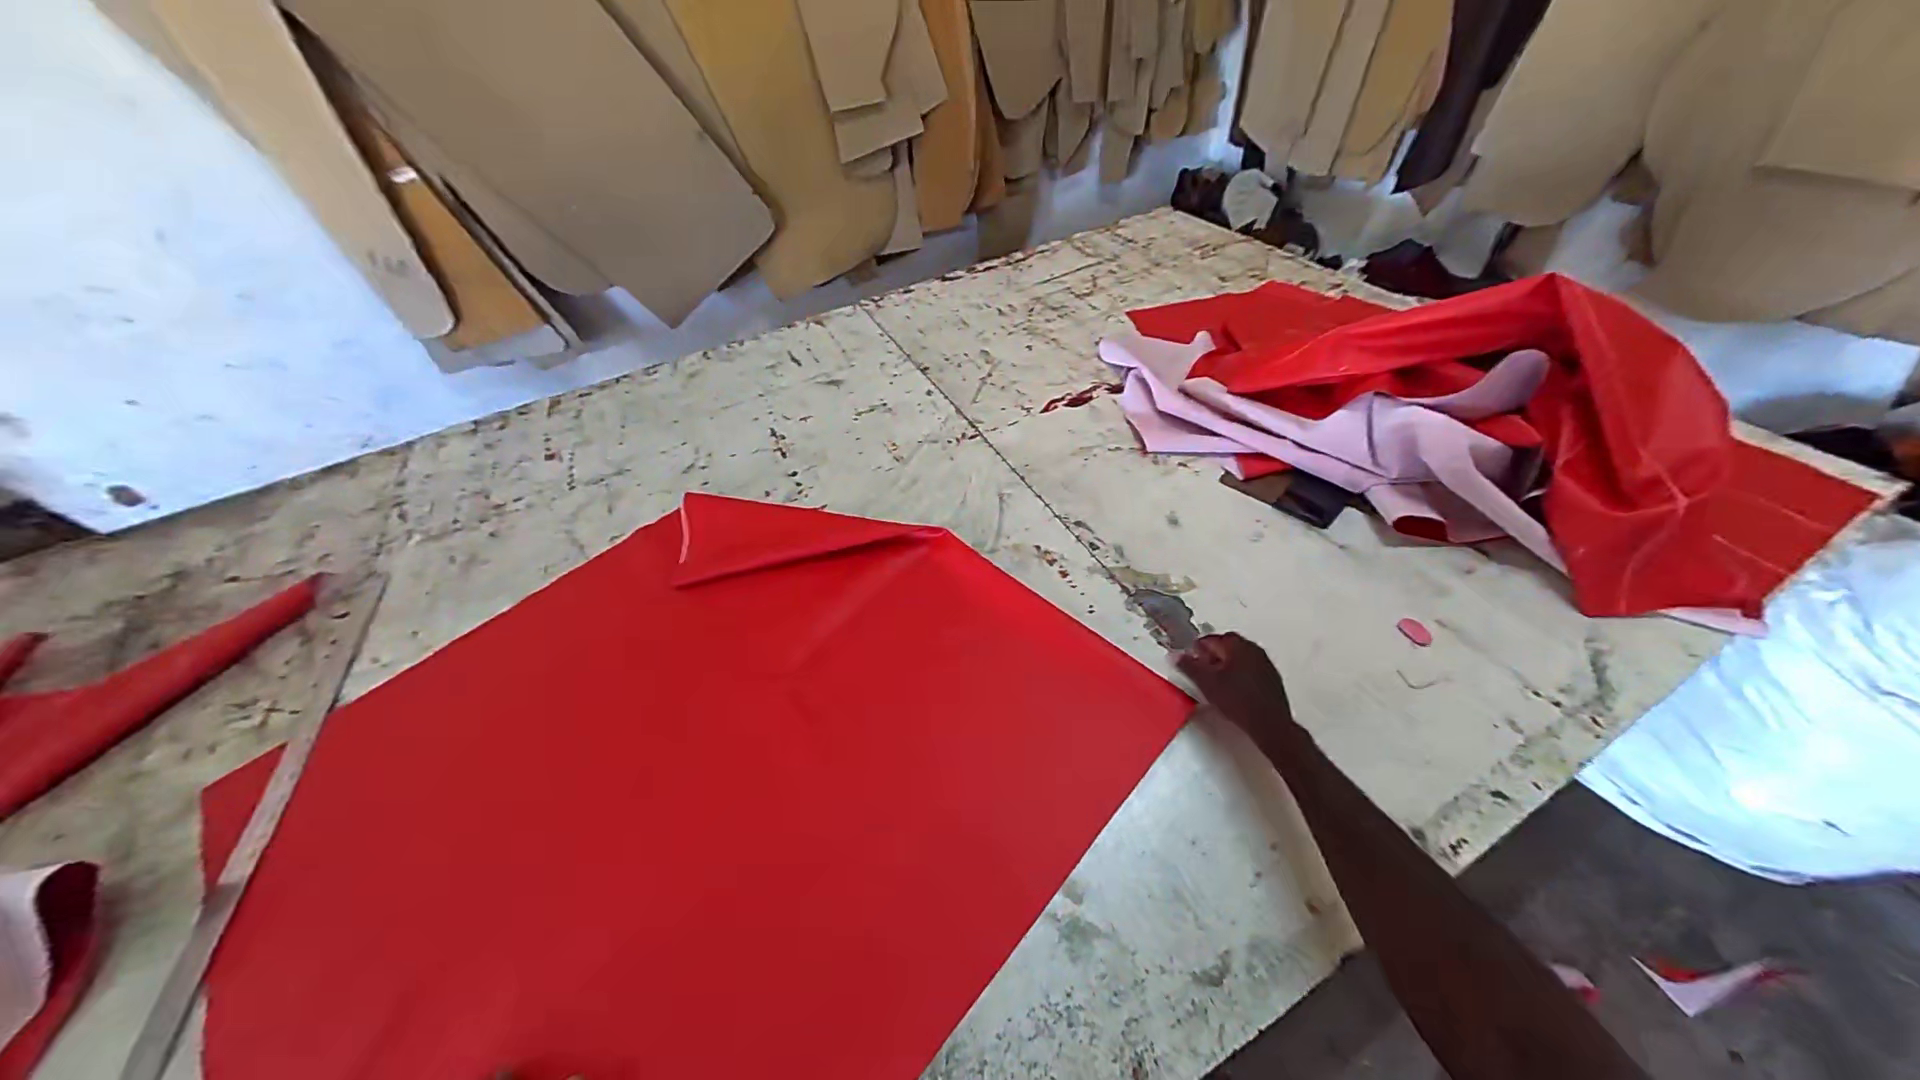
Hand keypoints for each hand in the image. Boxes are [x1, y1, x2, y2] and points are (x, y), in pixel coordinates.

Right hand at [1176, 633, 1295, 740]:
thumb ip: (1188, 666)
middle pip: (1227, 645)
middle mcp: (1254, 650)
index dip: (1197, 648)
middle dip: (1212, 655)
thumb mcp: (1205, 683)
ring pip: (1240, 657)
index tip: (1190, 658)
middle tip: (1201, 668)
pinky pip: (1250, 669)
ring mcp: (1265, 664)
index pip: (1212, 638)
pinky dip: (1239, 675)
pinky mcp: (1271, 679)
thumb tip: (1177, 656)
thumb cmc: (1240, 701)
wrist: (1268, 724)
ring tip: (1215, 681)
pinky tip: (1232, 690)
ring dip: (1226, 665)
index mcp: (1238, 645)